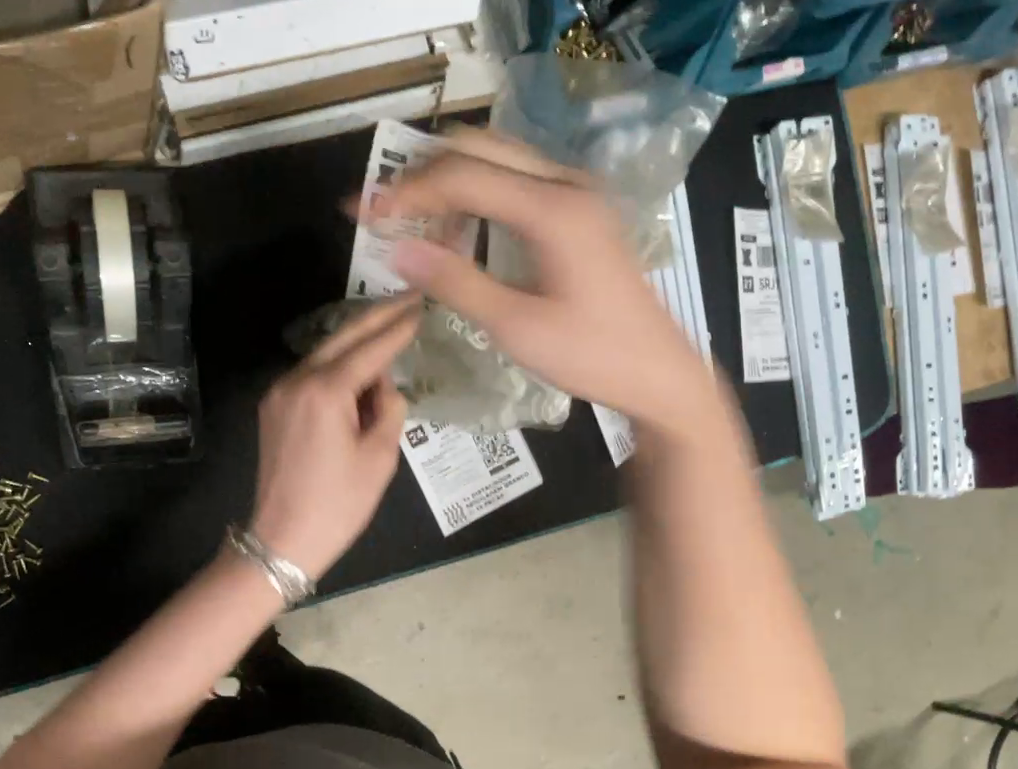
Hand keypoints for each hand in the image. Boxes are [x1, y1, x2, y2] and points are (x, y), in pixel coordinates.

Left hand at [249, 301, 415, 579]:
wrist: (282, 540)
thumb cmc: (338, 505)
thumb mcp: (380, 458)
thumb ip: (389, 409)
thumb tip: (385, 386)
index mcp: (325, 391)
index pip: (371, 347)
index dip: (399, 326)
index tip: (423, 305)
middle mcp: (296, 381)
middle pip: (342, 337)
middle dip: (377, 317)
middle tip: (409, 300)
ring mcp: (279, 393)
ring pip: (324, 353)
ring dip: (356, 340)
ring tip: (390, 326)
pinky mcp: (273, 408)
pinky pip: (310, 374)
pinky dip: (337, 365)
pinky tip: (360, 366)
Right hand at [379, 131, 718, 433]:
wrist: (656, 370)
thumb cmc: (590, 355)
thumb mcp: (515, 327)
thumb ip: (456, 283)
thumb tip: (396, 250)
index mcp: (553, 210)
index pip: (463, 177)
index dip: (406, 191)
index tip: (362, 213)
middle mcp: (566, 184)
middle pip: (479, 149)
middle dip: (422, 174)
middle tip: (378, 208)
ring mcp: (576, 193)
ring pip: (497, 158)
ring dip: (448, 180)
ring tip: (408, 220)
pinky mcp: (577, 210)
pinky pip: (515, 180)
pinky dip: (476, 193)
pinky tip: (455, 231)